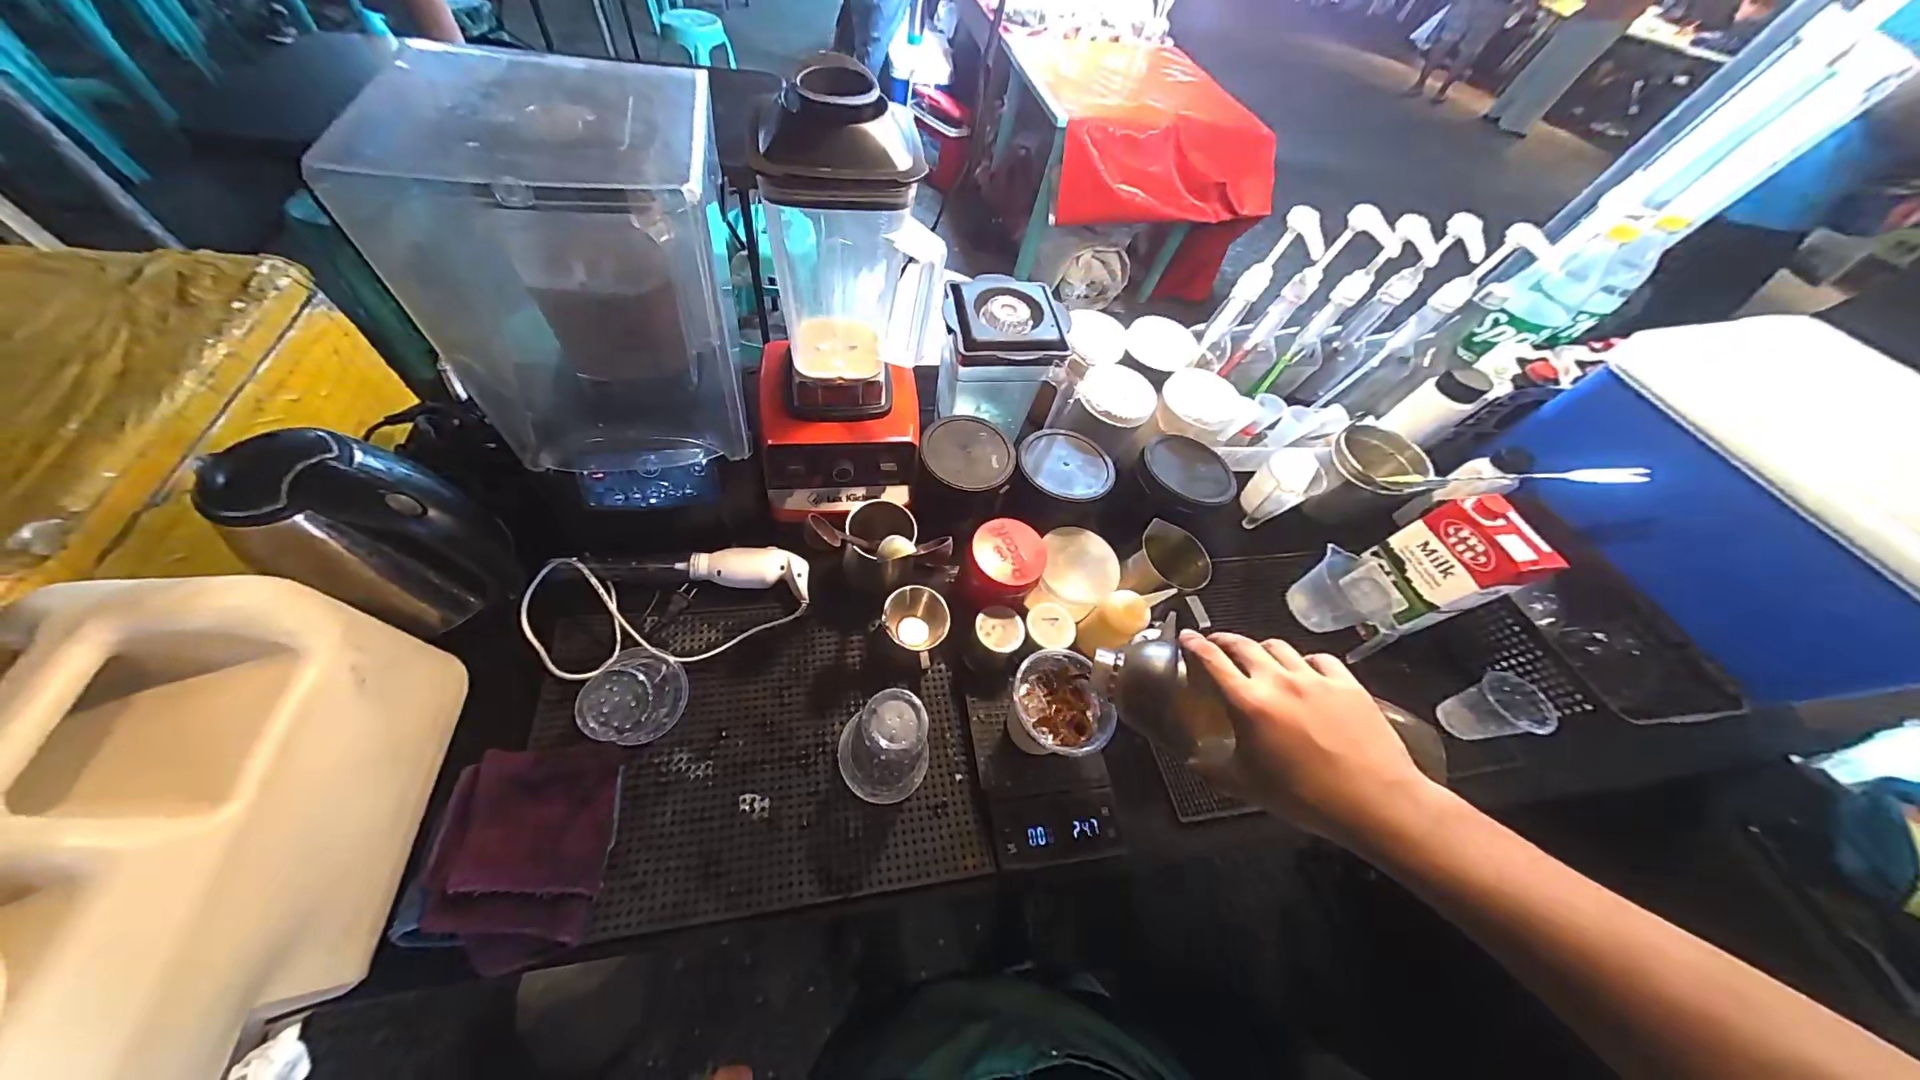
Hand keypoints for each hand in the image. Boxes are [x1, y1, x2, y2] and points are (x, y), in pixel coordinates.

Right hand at [1180, 630, 1441, 844]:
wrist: (1375, 802)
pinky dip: (1305, 661)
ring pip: (1280, 647)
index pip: (1212, 660)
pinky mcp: (1347, 685)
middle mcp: (1279, 681)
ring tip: (1259, 657)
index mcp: (1248, 702)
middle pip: (1244, 645)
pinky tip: (1305, 671)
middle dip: (1226, 641)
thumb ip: (1214, 770)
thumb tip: (1195, 763)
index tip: (1187, 637)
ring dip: (1262, 649)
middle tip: (1218, 645)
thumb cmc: (1306, 796)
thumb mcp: (1247, 786)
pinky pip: (1319, 660)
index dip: (1195, 644)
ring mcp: (1315, 679)